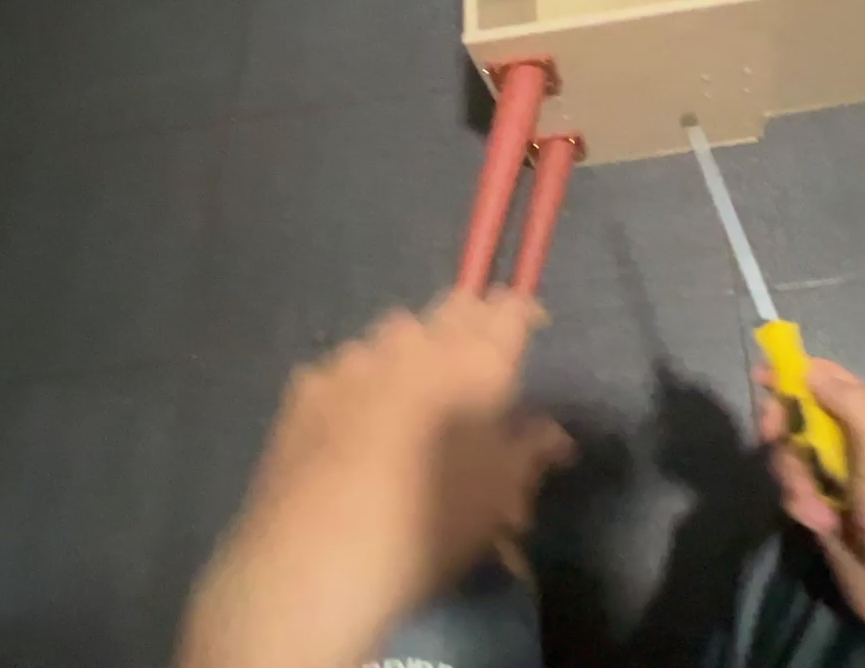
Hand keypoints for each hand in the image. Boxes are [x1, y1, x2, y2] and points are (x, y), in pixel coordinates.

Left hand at [180, 288, 574, 667]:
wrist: (318, 559)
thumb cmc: (432, 522)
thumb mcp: (499, 494)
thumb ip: (531, 451)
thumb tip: (555, 437)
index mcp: (476, 360)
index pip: (510, 308)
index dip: (524, 312)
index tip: (532, 327)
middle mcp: (419, 342)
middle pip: (456, 306)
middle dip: (472, 324)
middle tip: (476, 362)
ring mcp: (358, 357)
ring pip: (397, 334)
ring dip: (413, 353)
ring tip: (412, 395)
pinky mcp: (309, 383)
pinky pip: (345, 369)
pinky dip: (359, 385)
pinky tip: (352, 423)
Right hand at [759, 360, 864, 667]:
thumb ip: (848, 402)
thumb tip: (809, 370)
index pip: (827, 378)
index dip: (793, 373)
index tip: (761, 379)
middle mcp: (853, 440)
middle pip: (800, 413)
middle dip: (784, 427)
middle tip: (770, 437)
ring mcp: (837, 475)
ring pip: (791, 452)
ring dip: (794, 474)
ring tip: (814, 503)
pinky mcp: (823, 506)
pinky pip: (794, 488)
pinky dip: (800, 502)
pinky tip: (818, 522)